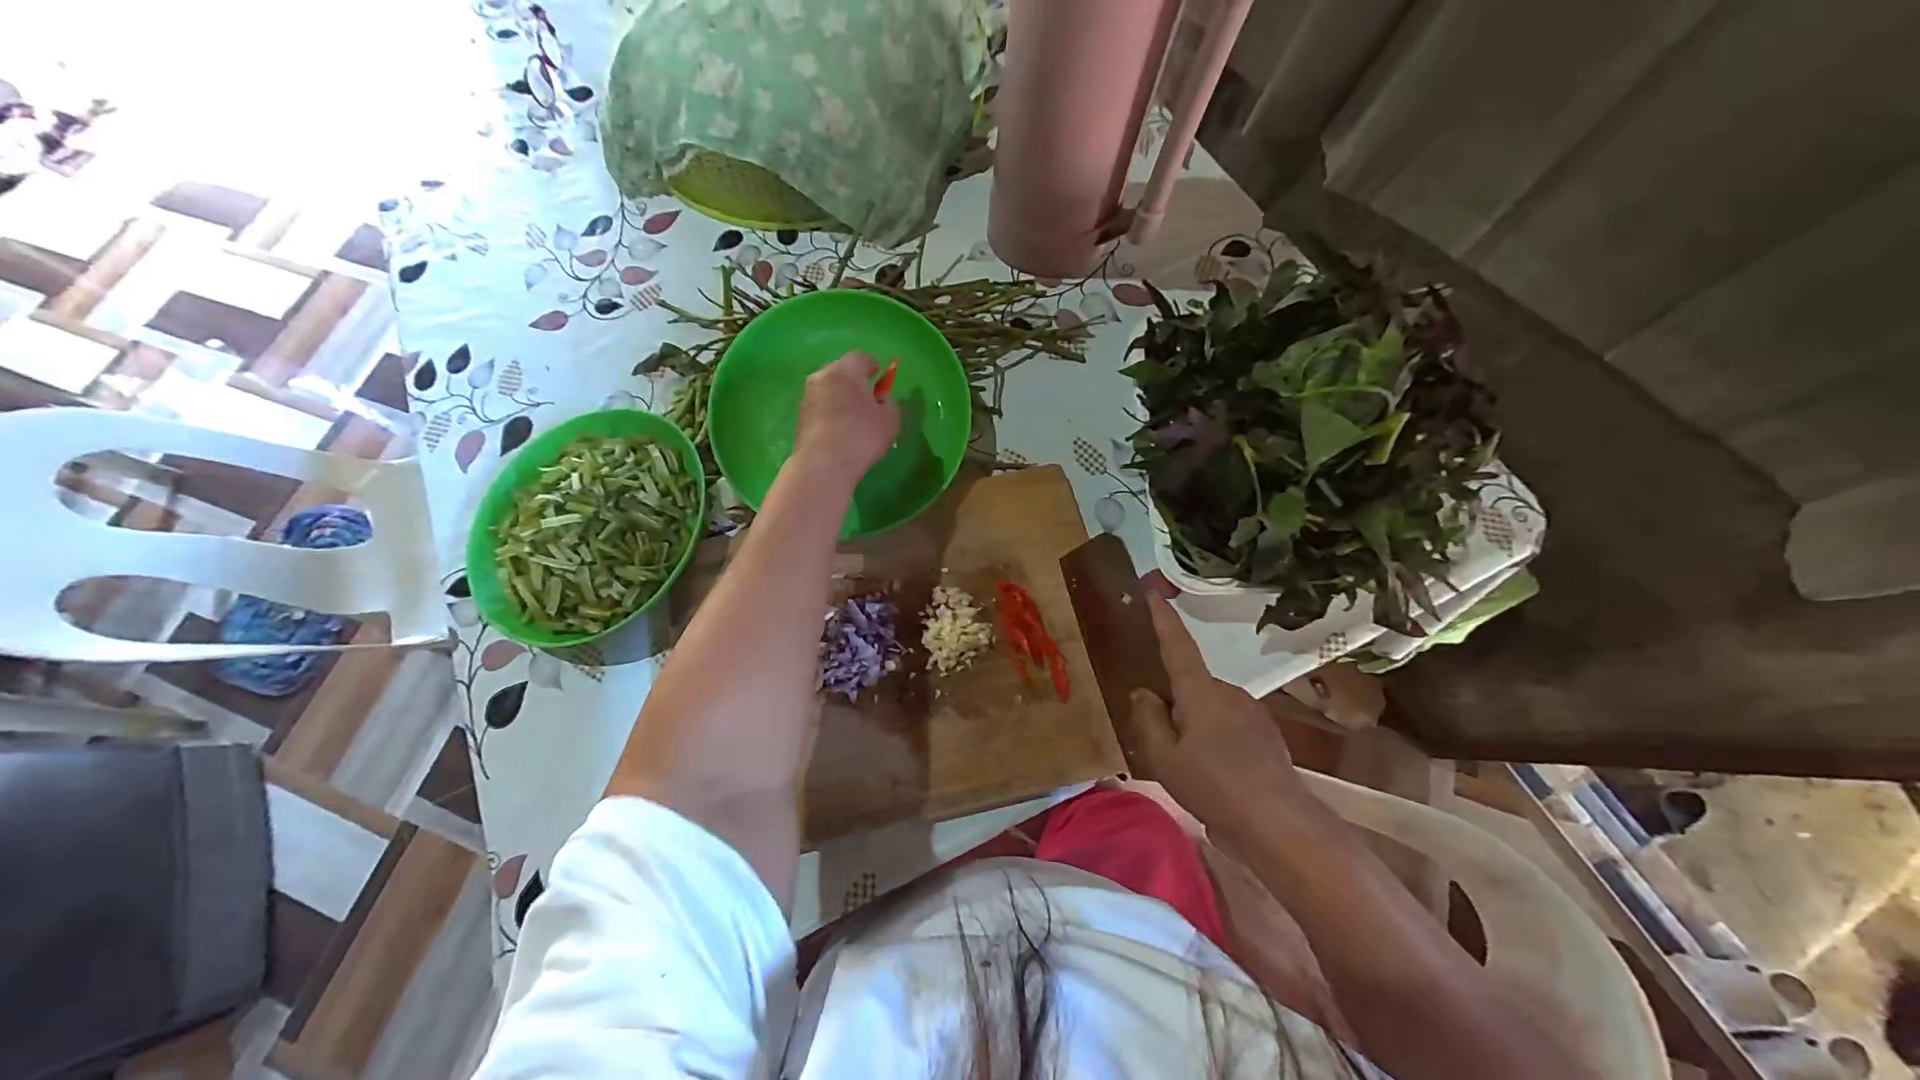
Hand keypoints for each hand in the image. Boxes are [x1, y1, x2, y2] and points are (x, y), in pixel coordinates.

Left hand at [794, 350, 900, 482]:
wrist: (823, 464)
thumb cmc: (862, 436)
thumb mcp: (890, 420)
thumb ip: (889, 403)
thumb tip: (881, 399)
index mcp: (846, 371)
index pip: (860, 357)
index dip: (872, 366)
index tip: (879, 378)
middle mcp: (823, 376)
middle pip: (840, 370)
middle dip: (853, 380)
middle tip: (866, 399)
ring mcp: (808, 396)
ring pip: (828, 389)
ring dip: (839, 397)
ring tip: (851, 418)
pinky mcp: (800, 416)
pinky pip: (819, 406)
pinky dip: (829, 412)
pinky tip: (838, 431)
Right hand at [1126, 593, 1313, 847]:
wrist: (1278, 823)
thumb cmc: (1213, 786)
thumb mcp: (1164, 758)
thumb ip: (1149, 720)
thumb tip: (1144, 692)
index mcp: (1201, 692)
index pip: (1177, 647)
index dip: (1164, 619)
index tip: (1153, 592)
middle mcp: (1229, 692)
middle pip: (1190, 686)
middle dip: (1174, 703)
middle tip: (1160, 741)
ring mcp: (1251, 712)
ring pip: (1208, 706)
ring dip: (1194, 724)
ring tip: (1187, 765)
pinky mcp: (1265, 733)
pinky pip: (1227, 723)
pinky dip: (1213, 738)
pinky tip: (1212, 773)